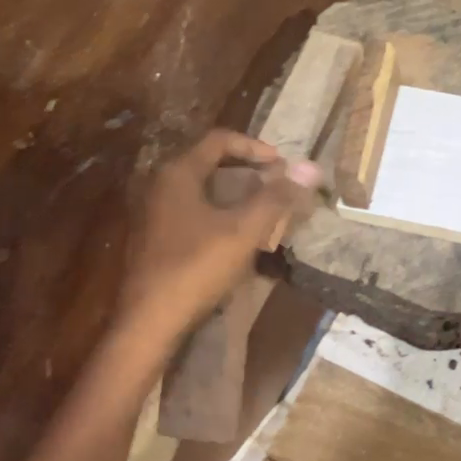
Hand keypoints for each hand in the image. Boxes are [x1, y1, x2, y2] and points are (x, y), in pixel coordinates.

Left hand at [119, 129, 321, 341]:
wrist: (149, 321)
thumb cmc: (196, 268)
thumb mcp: (243, 231)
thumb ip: (276, 197)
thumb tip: (310, 168)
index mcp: (178, 173)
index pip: (219, 140)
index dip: (255, 147)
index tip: (283, 166)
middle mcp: (160, 185)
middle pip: (210, 163)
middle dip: (247, 171)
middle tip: (277, 186)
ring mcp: (153, 213)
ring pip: (202, 191)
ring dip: (234, 195)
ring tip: (263, 212)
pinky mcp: (154, 239)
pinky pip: (192, 213)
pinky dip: (219, 215)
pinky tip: (237, 238)